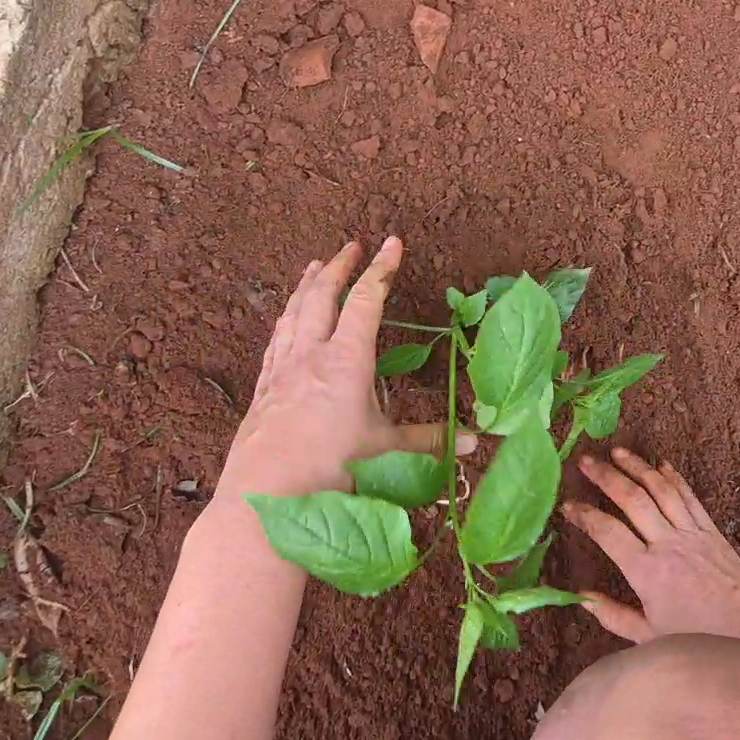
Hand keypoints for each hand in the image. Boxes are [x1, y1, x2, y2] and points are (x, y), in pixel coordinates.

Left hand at [220, 237, 469, 498]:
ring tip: (314, 267)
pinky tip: (286, 320)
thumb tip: (475, 442)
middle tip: (351, 246)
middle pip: (323, 295)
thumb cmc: (331, 469)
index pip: (366, 300)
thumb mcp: (387, 451)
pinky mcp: (264, 388)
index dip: (382, 268)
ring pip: (294, 312)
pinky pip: (276, 340)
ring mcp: (283, 369)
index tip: (393, 242)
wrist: (264, 497)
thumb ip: (429, 440)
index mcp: (346, 359)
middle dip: (339, 266)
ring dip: (307, 285)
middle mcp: (312, 354)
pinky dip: (286, 319)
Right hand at [562, 448, 739, 643]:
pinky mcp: (711, 529)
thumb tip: (580, 597)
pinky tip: (659, 463)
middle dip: (605, 476)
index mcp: (646, 571)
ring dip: (636, 466)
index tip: (568, 505)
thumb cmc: (697, 640)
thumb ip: (613, 616)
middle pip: (631, 499)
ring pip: (659, 489)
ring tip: (616, 451)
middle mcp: (667, 544)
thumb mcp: (649, 639)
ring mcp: (691, 532)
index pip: (607, 532)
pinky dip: (673, 477)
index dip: (585, 515)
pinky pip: (689, 496)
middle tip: (584, 461)